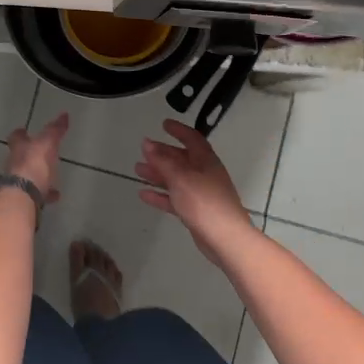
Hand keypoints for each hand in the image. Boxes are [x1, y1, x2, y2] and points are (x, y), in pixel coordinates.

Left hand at [3, 112, 68, 202]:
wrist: (22, 197)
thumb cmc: (33, 166)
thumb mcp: (47, 144)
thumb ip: (54, 131)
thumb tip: (64, 115)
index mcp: (19, 149)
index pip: (16, 138)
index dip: (20, 134)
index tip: (23, 131)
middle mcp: (14, 164)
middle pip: (19, 157)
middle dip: (28, 155)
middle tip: (39, 154)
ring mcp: (17, 183)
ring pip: (26, 176)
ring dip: (36, 175)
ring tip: (49, 176)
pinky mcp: (23, 199)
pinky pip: (34, 194)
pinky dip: (44, 193)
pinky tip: (53, 196)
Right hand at [136, 120, 253, 251]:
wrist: (225, 238)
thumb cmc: (204, 202)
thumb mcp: (180, 177)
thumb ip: (162, 160)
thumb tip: (147, 143)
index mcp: (206, 161)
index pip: (192, 139)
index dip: (178, 130)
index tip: (163, 124)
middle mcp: (204, 174)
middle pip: (182, 159)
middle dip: (162, 154)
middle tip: (143, 151)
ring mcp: (201, 194)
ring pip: (176, 179)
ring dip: (158, 174)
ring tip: (138, 170)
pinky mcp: (196, 212)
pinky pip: (175, 198)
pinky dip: (161, 195)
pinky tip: (144, 194)